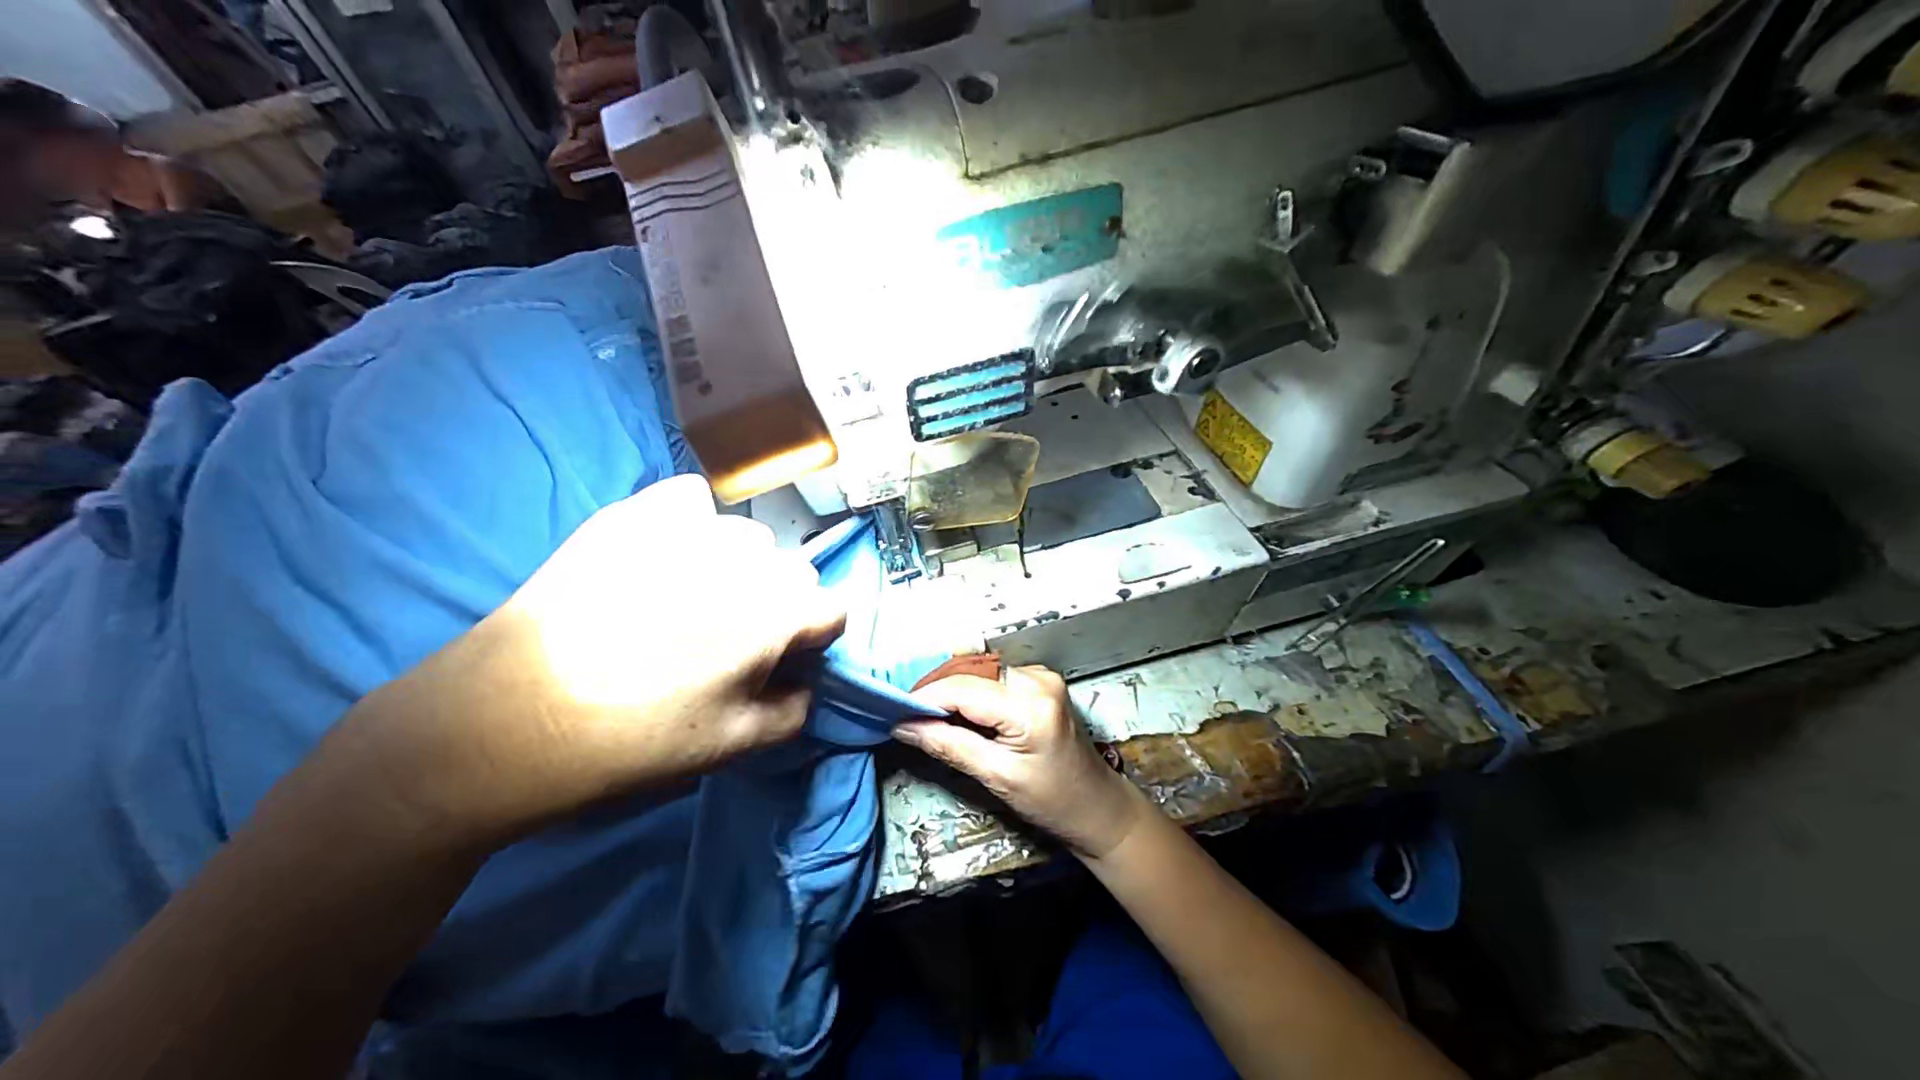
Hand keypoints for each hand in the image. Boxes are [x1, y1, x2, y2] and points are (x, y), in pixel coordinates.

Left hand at [330, 474, 845, 849]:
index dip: (810, 641)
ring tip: (683, 601)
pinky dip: (690, 524)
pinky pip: (690, 502)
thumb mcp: (733, 746)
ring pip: (744, 538)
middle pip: (792, 571)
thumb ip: (794, 710)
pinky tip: (658, 560)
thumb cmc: (633, 738)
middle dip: (776, 603)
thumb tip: (803, 680)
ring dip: (735, 566)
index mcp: (779, 612)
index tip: (778, 663)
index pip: (832, 610)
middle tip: (726, 640)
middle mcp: (747, 556)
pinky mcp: (635, 511)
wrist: (509, 714)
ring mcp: (689, 525)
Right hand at [897, 667, 1151, 859]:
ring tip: (925, 713)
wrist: (1098, 807)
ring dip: (951, 689)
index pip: (963, 688)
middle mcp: (1038, 679)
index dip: (925, 697)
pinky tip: (957, 711)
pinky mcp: (1041, 681)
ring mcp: (1042, 676)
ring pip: (980, 671)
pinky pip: (994, 677)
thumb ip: (949, 745)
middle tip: (906, 713)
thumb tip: (905, 726)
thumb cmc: (1054, 801)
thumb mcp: (996, 777)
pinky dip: (971, 691)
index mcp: (1030, 705)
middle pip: (970, 672)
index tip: (895, 711)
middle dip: (936, 690)